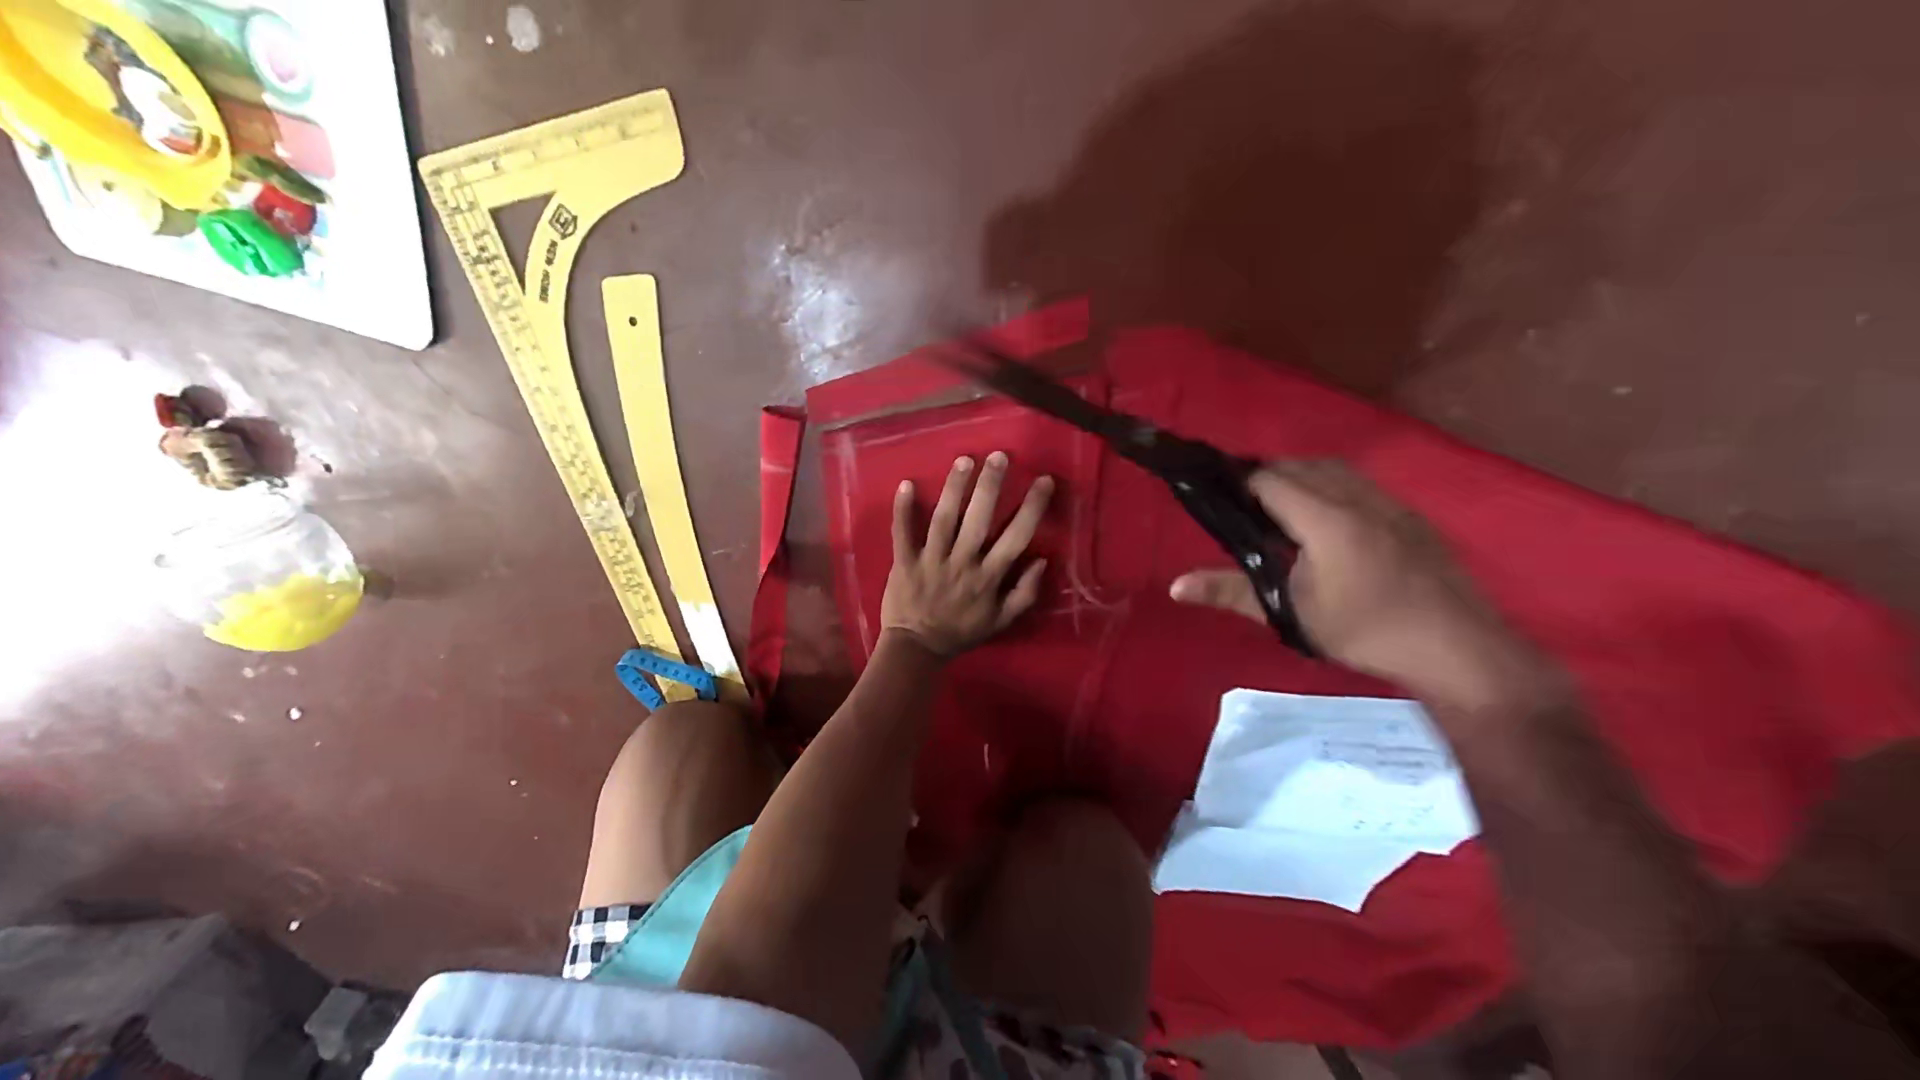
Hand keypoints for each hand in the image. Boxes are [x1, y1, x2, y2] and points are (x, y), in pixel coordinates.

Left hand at [882, 452, 1053, 656]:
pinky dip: (902, 510)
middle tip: (999, 456)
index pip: (1016, 536)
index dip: (1032, 507)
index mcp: (989, 577)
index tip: (1044, 480)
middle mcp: (962, 564)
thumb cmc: (962, 632)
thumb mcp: (1002, 621)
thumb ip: (1025, 593)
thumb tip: (1041, 559)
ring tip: (964, 460)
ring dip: (954, 488)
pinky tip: (906, 484)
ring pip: (944, 520)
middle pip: (979, 519)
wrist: (917, 649)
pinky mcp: (904, 562)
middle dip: (990, 486)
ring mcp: (932, 561)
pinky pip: (902, 534)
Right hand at [1171, 461, 1547, 710]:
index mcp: (1325, 518)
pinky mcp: (1412, 518)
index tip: (1221, 499)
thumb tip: (1175, 586)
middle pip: (1304, 465)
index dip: (1242, 482)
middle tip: (1245, 507)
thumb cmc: (1366, 631)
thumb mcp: (1292, 614)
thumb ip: (1232, 592)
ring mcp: (1392, 505)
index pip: (1272, 478)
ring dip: (1304, 477)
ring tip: (1282, 509)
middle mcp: (1359, 499)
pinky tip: (1331, 522)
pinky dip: (1334, 488)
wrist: (1459, 651)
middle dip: (1269, 476)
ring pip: (1337, 471)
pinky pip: (1362, 485)